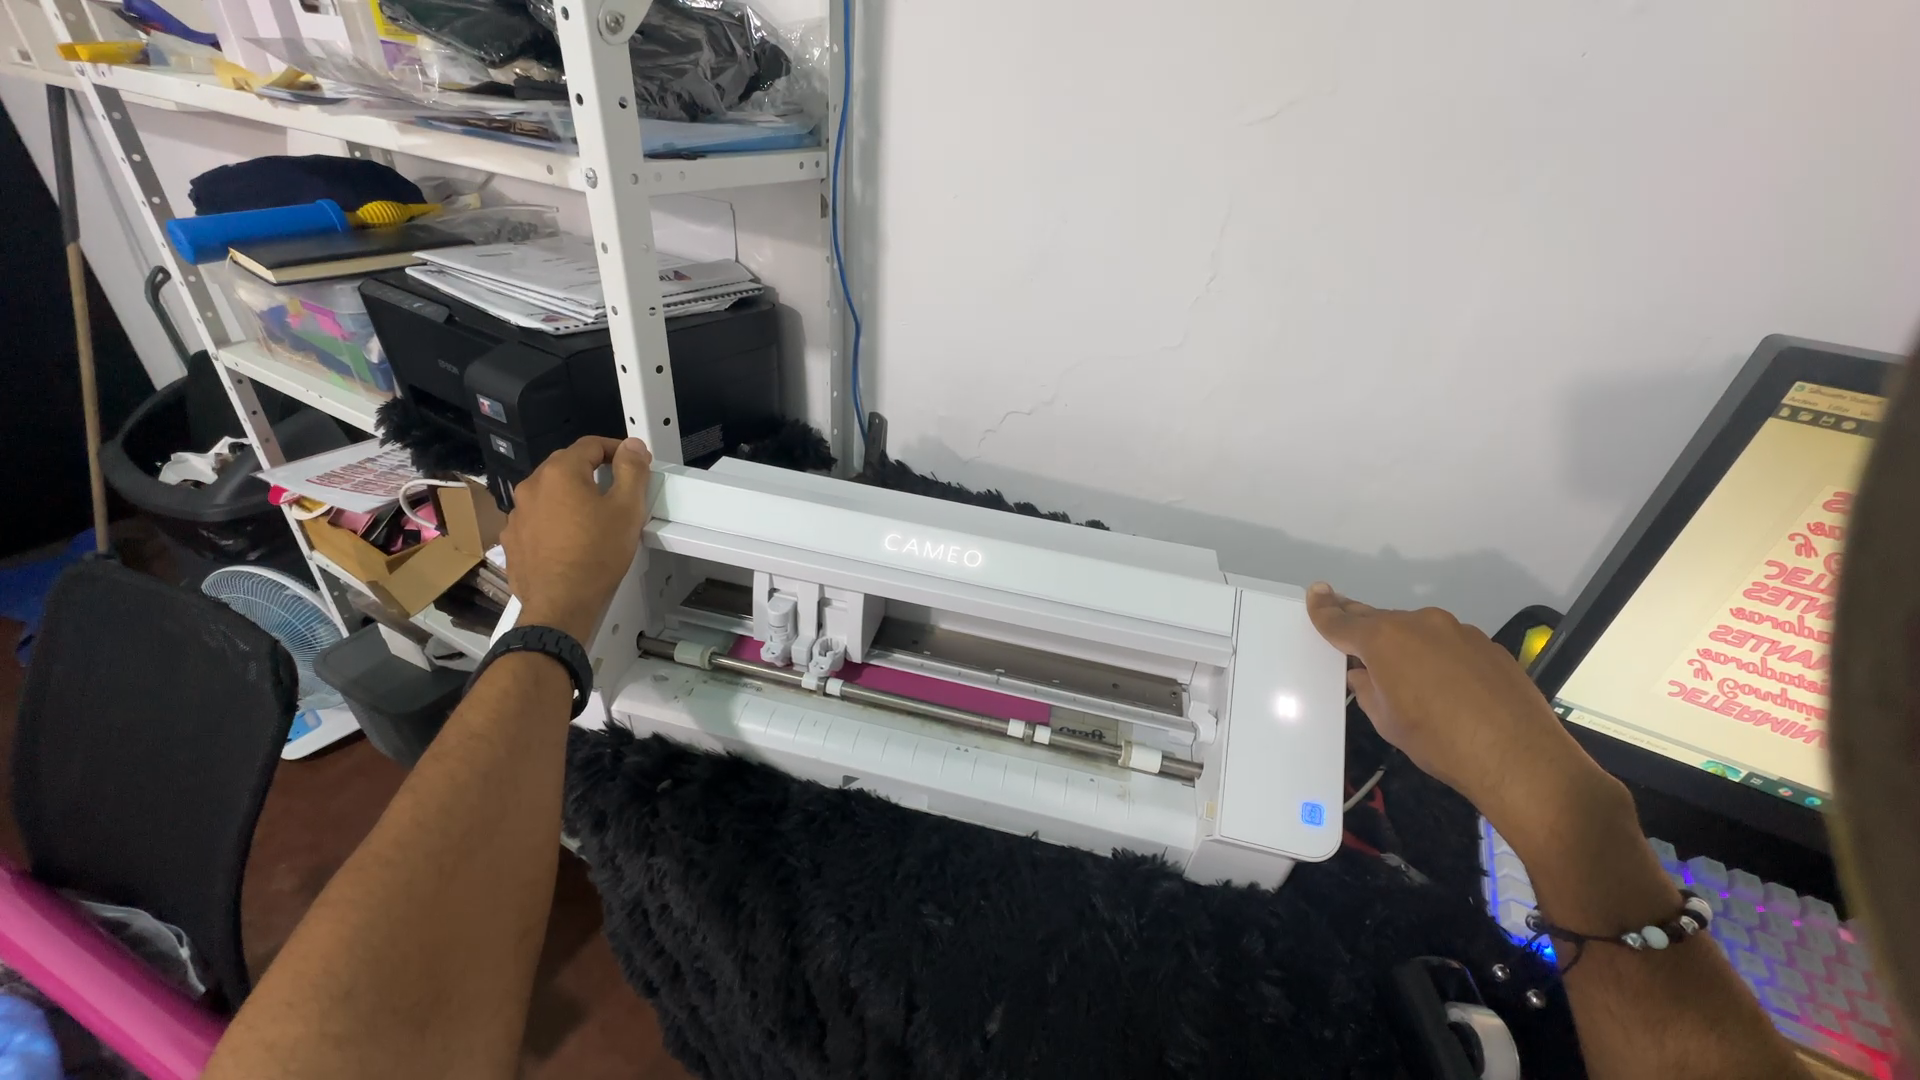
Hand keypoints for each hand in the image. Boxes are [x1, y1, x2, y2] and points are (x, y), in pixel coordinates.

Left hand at [501, 436, 652, 643]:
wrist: (560, 605)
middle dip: (592, 471)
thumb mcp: (627, 509)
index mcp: (560, 473)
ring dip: (571, 496)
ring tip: (593, 518)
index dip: (616, 449)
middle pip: (565, 466)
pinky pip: (536, 518)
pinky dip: (554, 520)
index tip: (634, 463)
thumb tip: (632, 445)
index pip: (589, 444)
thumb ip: (632, 470)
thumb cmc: (598, 554)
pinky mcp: (512, 539)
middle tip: (617, 490)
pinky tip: (569, 540)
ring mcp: (516, 514)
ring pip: (549, 493)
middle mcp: (531, 486)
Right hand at [1305, 583, 1620, 842]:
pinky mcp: (1488, 646)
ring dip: (1403, 643)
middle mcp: (1419, 624)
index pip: (1342, 620)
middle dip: (1360, 621)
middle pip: (1379, 619)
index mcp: (1384, 639)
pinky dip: (1436, 656)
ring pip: (1416, 631)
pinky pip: (1448, 644)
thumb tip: (1366, 673)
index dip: (1324, 609)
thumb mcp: (1384, 719)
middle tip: (1342, 616)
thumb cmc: (1437, 741)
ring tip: (1402, 671)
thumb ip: (1367, 687)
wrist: (1519, 758)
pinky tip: (1444, 684)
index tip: (1316, 592)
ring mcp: (1458, 631)